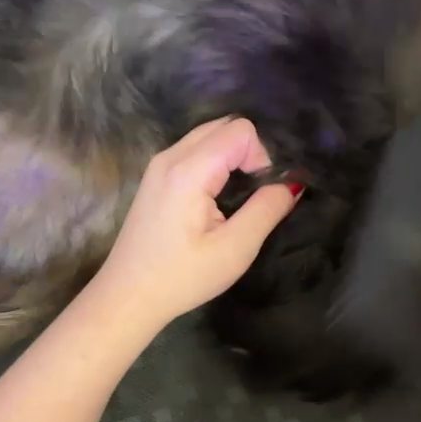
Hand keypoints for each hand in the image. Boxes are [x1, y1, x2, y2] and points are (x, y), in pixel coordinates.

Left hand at [88, 117, 299, 331]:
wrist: (128, 296)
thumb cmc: (182, 277)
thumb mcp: (235, 249)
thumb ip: (267, 210)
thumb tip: (292, 184)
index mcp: (188, 170)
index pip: (241, 130)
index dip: (261, 156)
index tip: (259, 195)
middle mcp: (170, 156)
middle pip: (224, 125)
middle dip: (248, 152)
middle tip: (251, 196)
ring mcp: (158, 164)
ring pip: (208, 135)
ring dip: (231, 157)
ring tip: (234, 199)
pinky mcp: (155, 176)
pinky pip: (194, 150)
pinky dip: (214, 163)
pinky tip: (214, 200)